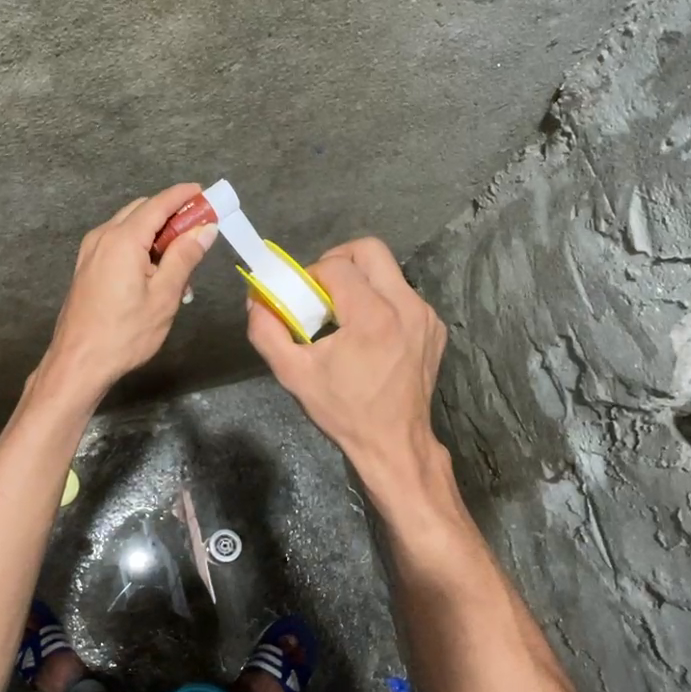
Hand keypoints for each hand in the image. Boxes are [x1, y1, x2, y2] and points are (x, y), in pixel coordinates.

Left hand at [41, 183, 216, 398]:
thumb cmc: (124, 334)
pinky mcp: (86, 267)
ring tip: (181, 263)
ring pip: (129, 227)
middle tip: (200, 233)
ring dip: (156, 235)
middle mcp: (102, 237)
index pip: (158, 204)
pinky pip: (117, 244)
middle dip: (172, 217)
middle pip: (142, 211)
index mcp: (123, 239)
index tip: (206, 194)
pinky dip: (139, 247)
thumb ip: (184, 257)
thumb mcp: (163, 296)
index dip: (184, 196)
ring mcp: (90, 252)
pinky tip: (155, 273)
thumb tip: (205, 229)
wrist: (78, 362)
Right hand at [246, 237, 446, 477]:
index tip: (299, 297)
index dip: (309, 274)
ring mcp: (425, 315)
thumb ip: (266, 331)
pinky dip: (381, 301)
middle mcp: (405, 306)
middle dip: (339, 260)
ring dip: (360, 281)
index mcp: (371, 316)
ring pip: (388, 271)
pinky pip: (403, 295)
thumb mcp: (293, 374)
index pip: (335, 265)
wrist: (394, 442)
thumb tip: (256, 299)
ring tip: (342, 312)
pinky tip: (367, 332)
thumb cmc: (343, 410)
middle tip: (320, 287)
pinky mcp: (434, 327)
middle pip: (370, 249)